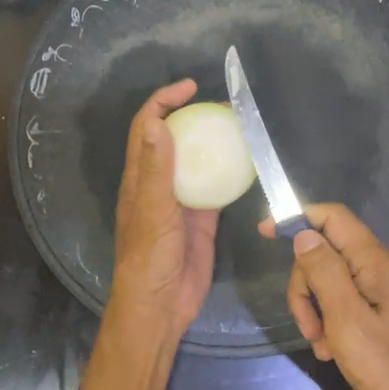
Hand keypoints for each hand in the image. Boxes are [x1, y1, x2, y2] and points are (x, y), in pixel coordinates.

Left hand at [110, 80, 218, 338]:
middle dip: (194, 115)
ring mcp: (181, 201)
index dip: (163, 102)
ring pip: (198, 162)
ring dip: (214, 142)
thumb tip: (158, 122)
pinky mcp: (201, 220)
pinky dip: (230, 173)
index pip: (148, 128)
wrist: (161, 303)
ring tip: (241, 124)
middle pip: (175, 139)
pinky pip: (216, 189)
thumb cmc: (149, 257)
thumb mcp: (153, 210)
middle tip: (225, 104)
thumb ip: (157, 169)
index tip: (190, 87)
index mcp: (139, 177)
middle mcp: (158, 184)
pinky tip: (249, 161)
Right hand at [262, 204, 388, 389]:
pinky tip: (332, 348)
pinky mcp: (384, 311)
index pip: (333, 217)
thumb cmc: (386, 365)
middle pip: (326, 253)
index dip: (298, 218)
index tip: (265, 233)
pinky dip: (330, 320)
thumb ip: (324, 271)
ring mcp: (385, 290)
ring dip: (315, 308)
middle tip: (307, 325)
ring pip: (331, 279)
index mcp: (375, 262)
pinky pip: (345, 301)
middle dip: (305, 284)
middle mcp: (382, 267)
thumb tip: (304, 235)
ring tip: (321, 343)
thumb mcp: (345, 318)